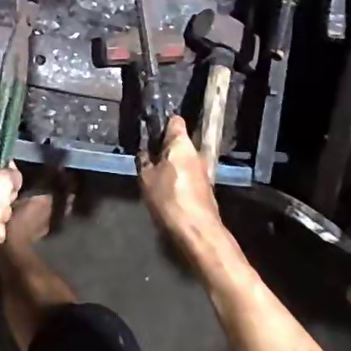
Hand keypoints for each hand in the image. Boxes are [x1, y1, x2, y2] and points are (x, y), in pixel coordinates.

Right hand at [139, 116, 227, 256]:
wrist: (197, 230)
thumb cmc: (169, 198)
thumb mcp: (146, 178)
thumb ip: (144, 160)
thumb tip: (144, 151)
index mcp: (182, 143)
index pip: (174, 120)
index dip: (162, 123)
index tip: (150, 132)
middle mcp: (197, 151)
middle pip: (179, 142)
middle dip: (165, 149)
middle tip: (148, 158)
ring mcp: (204, 169)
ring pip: (184, 160)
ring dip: (172, 165)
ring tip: (155, 177)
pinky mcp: (206, 186)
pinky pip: (189, 175)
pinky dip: (179, 179)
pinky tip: (168, 191)